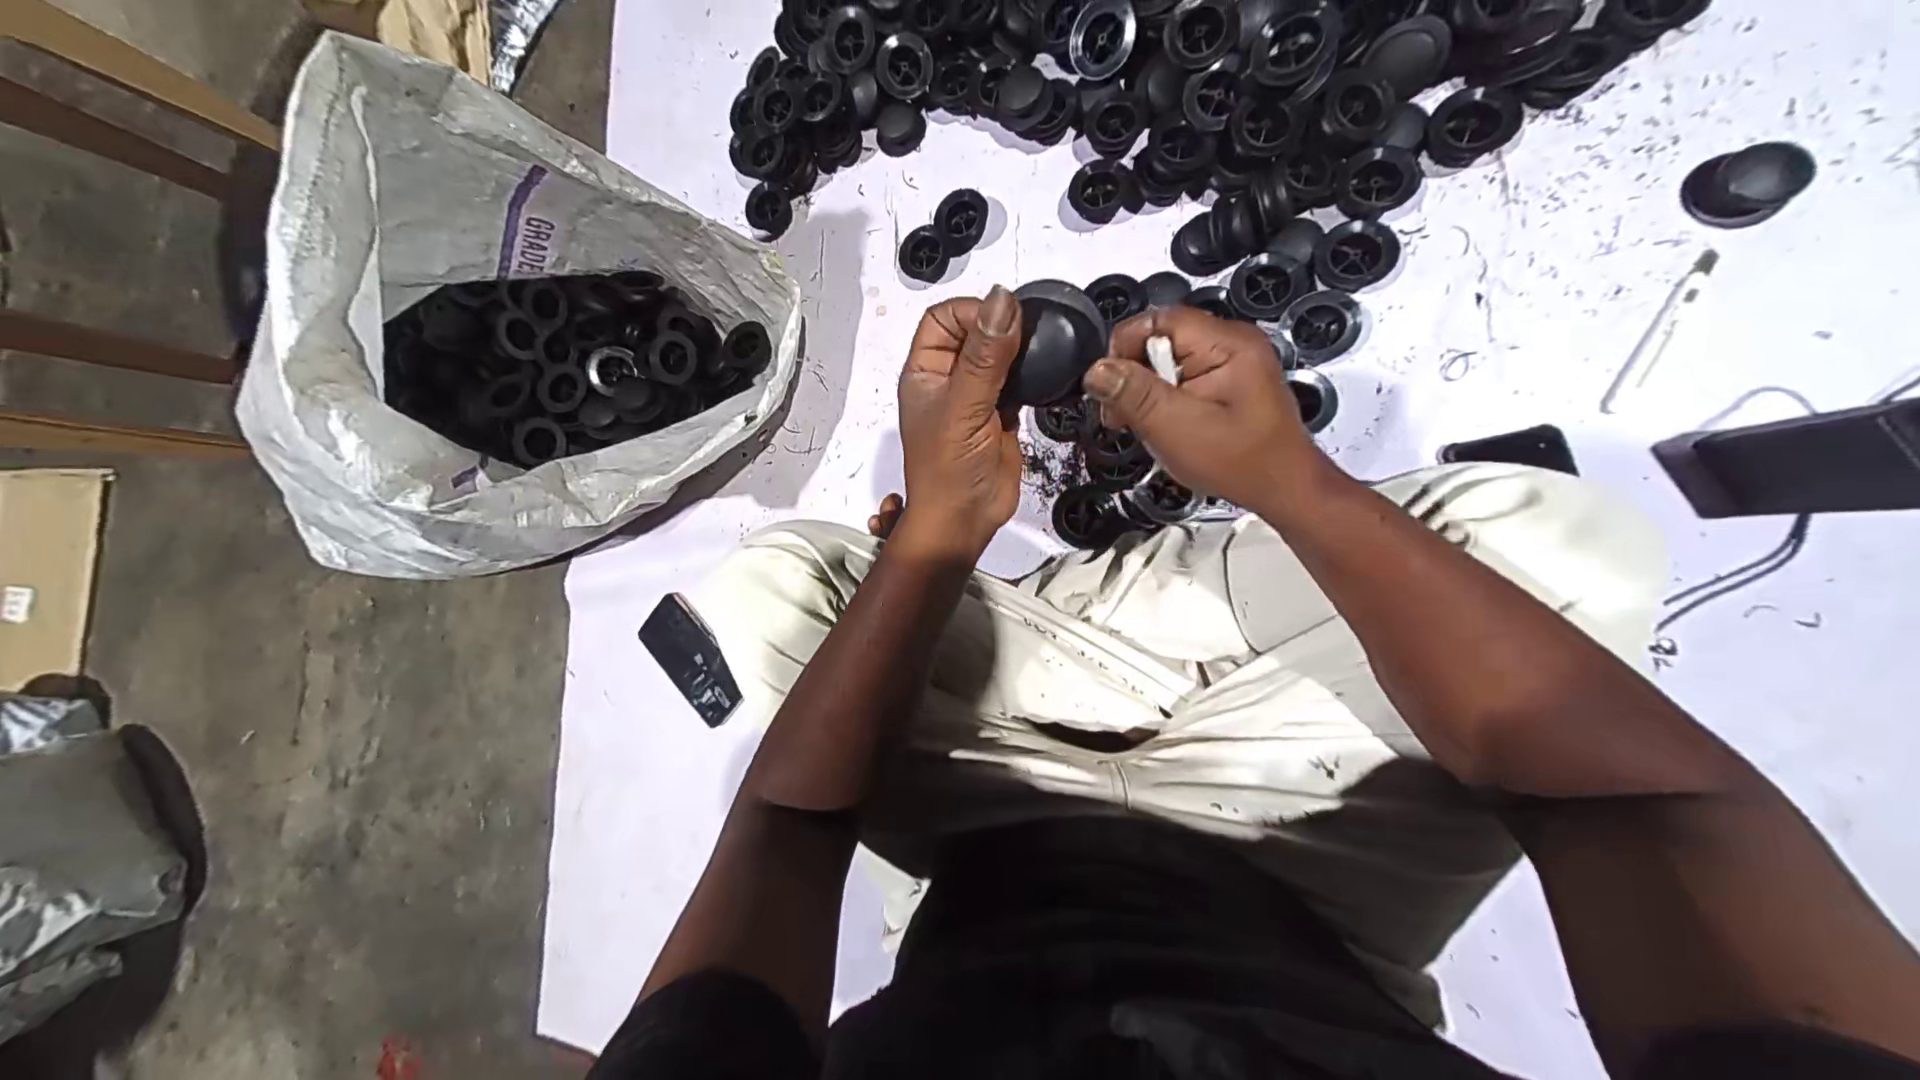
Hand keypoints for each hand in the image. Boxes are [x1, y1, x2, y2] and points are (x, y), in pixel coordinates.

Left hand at [893, 287, 1024, 560]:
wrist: (966, 519)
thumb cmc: (946, 473)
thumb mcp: (964, 407)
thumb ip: (985, 356)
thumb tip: (1002, 303)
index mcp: (924, 372)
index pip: (943, 318)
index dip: (971, 311)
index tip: (1002, 319)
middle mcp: (948, 380)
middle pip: (974, 332)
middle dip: (1000, 327)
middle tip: (1026, 333)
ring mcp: (975, 397)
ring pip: (998, 355)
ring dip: (1018, 351)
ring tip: (1036, 354)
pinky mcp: (1000, 414)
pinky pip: (1017, 381)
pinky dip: (1031, 375)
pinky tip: (1042, 376)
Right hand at [1084, 305, 1325, 510]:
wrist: (1282, 488)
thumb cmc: (1244, 463)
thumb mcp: (1174, 428)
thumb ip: (1133, 395)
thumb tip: (1097, 370)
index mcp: (1226, 344)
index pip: (1156, 320)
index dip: (1123, 351)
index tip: (1110, 387)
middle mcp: (1232, 344)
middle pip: (1160, 340)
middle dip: (1134, 378)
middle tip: (1126, 415)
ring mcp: (1231, 363)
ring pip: (1167, 363)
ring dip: (1148, 394)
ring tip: (1150, 426)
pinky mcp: (1227, 382)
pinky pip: (1182, 379)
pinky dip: (1166, 403)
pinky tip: (1167, 427)